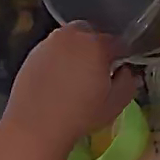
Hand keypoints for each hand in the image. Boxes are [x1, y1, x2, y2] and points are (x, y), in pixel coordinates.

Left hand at [5, 23, 139, 151]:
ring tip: (77, 76)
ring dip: (77, 51)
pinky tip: (58, 81)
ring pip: (69, 40)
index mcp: (96, 45)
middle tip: (99, 70)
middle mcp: (71, 36)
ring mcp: (48, 43)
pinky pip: (53, 51)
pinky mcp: (32, 54)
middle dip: (97, 47)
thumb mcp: (116, 103)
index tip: (122, 68)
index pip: (117, 42)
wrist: (36, 125)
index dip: (122, 55)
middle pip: (91, 33)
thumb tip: (126, 71)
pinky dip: (59, 60)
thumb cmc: (81, 115)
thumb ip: (128, 82)